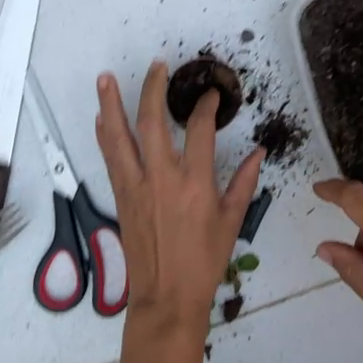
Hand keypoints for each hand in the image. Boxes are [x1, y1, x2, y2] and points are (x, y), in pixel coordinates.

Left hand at [96, 62, 263, 335]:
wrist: (166, 298)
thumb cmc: (204, 261)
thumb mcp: (232, 222)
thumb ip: (245, 182)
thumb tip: (260, 152)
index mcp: (195, 182)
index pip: (199, 129)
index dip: (205, 106)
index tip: (210, 95)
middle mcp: (162, 177)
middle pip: (152, 122)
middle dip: (153, 89)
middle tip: (158, 65)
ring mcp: (136, 185)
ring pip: (120, 136)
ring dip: (111, 104)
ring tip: (105, 78)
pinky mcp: (121, 196)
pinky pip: (110, 157)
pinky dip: (105, 134)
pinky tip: (102, 117)